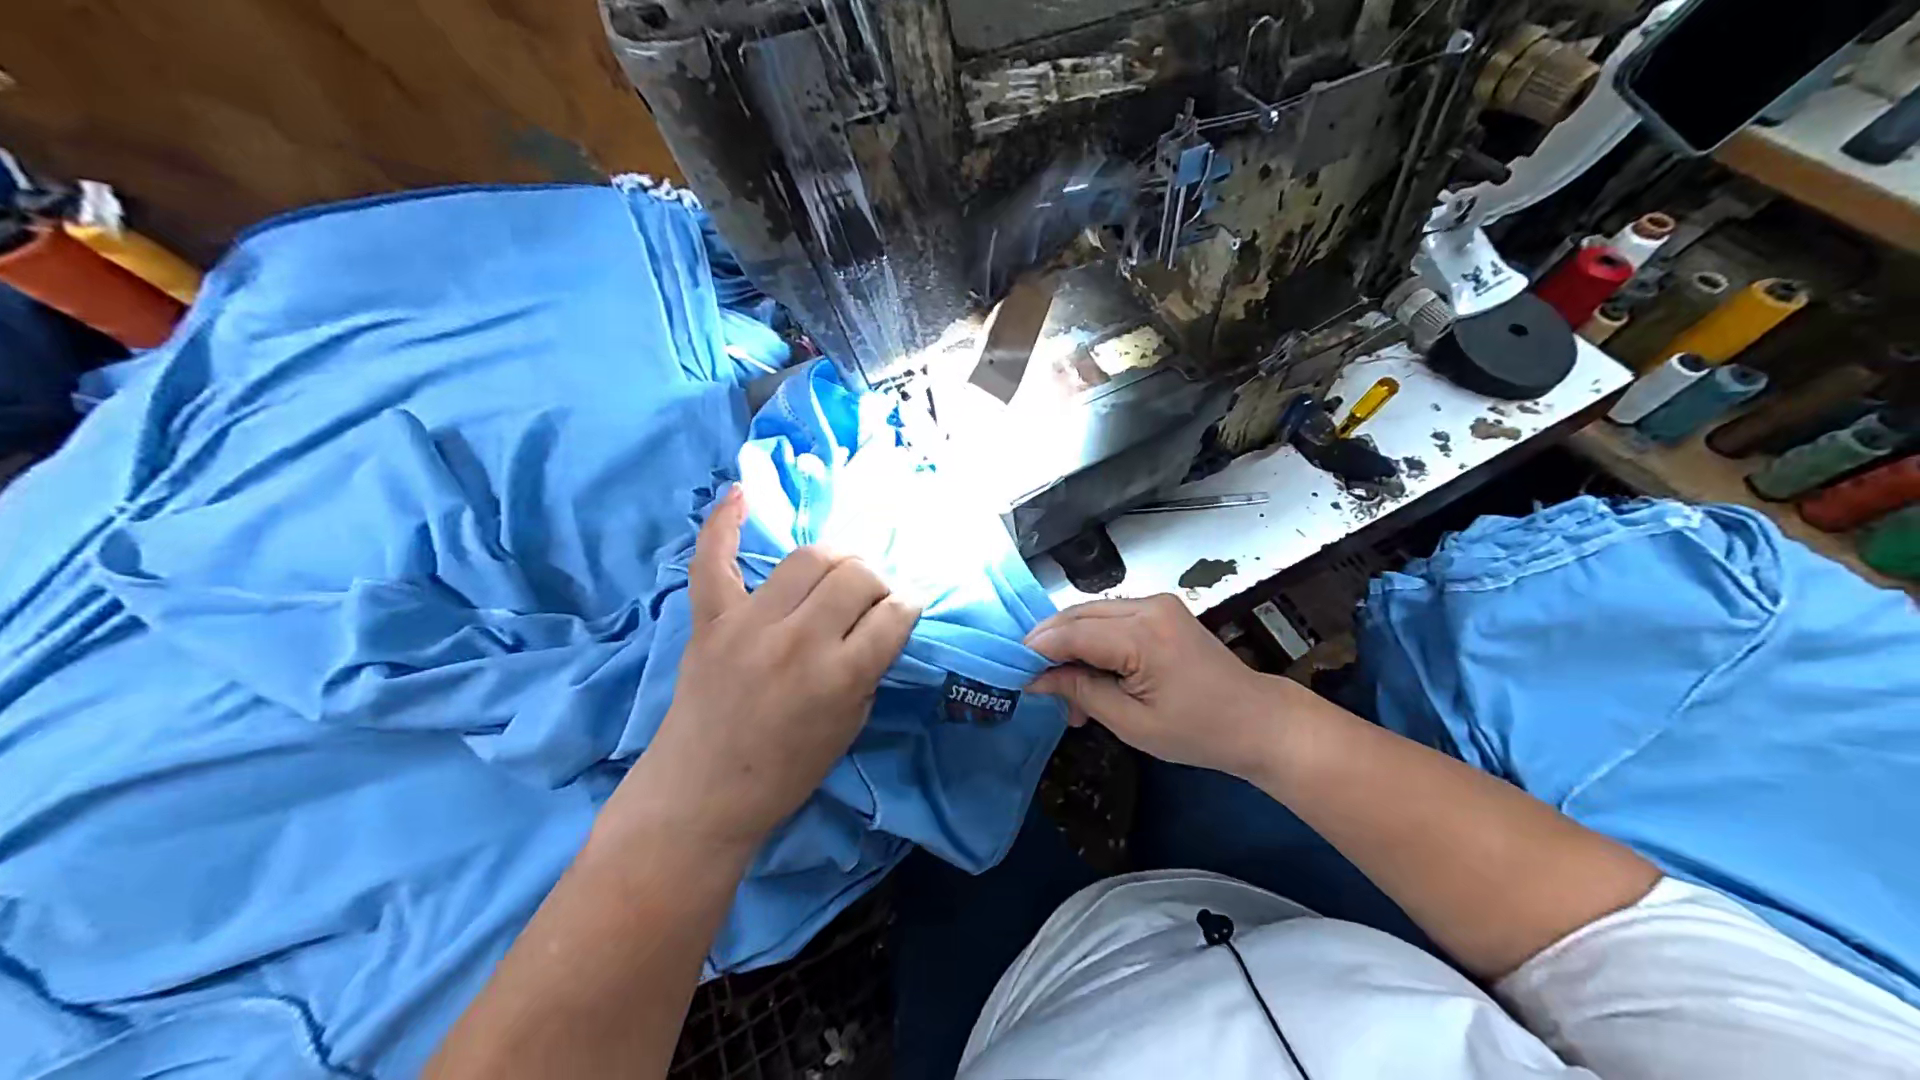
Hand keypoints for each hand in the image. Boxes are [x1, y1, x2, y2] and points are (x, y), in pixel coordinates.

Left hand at [604, 488, 920, 850]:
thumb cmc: (786, 772)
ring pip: (809, 556)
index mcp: (841, 677)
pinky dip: (724, 524)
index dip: (907, 605)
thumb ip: (871, 665)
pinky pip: (714, 559)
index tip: (904, 607)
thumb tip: (885, 617)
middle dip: (877, 580)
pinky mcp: (710, 619)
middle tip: (871, 597)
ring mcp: (750, 624)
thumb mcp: (850, 723)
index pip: (894, 613)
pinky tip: (740, 493)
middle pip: (856, 574)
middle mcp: (799, 641)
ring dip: (837, 559)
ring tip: (836, 575)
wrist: (701, 794)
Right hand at [1026, 595, 1293, 779]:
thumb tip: (1036, 678)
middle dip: (1049, 646)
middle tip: (1034, 682)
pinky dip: (1091, 641)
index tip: (1012, 672)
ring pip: (1090, 613)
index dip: (1037, 651)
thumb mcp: (1131, 723)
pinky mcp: (1160, 610)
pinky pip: (1110, 617)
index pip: (1072, 633)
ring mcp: (1156, 604)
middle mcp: (1148, 607)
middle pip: (1077, 615)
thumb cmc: (1198, 732)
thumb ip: (1080, 691)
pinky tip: (1089, 674)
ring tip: (1064, 689)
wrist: (1257, 721)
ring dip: (1069, 645)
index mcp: (1143, 636)